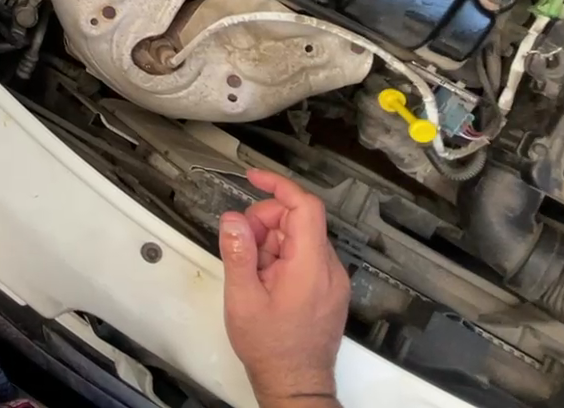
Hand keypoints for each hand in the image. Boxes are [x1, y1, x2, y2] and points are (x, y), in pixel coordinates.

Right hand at [219, 168, 349, 406]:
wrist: (294, 384)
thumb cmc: (270, 346)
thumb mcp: (243, 296)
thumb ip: (238, 252)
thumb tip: (232, 218)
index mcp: (311, 267)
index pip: (305, 208)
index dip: (278, 186)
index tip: (252, 178)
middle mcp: (329, 269)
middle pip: (297, 219)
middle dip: (263, 221)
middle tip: (240, 243)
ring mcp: (330, 280)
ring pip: (297, 235)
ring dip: (268, 239)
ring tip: (251, 269)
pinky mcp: (325, 288)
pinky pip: (301, 253)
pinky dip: (278, 254)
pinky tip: (262, 276)